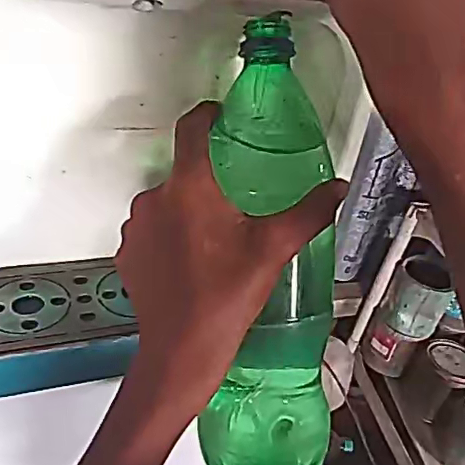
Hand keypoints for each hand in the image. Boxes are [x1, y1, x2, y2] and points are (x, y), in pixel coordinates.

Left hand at [115, 102, 345, 406]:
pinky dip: (168, 236)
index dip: (207, 115)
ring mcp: (136, 227)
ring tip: (213, 240)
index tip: (219, 115)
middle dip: (207, 181)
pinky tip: (190, 260)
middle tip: (233, 203)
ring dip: (186, 211)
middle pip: (183, 171)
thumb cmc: (223, 300)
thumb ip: (309, 212)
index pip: (191, 128)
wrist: (182, 349)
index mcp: (190, 188)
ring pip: (165, 202)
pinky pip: (150, 230)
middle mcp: (155, 200)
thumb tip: (336, 190)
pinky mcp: (127, 253)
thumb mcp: (273, 250)